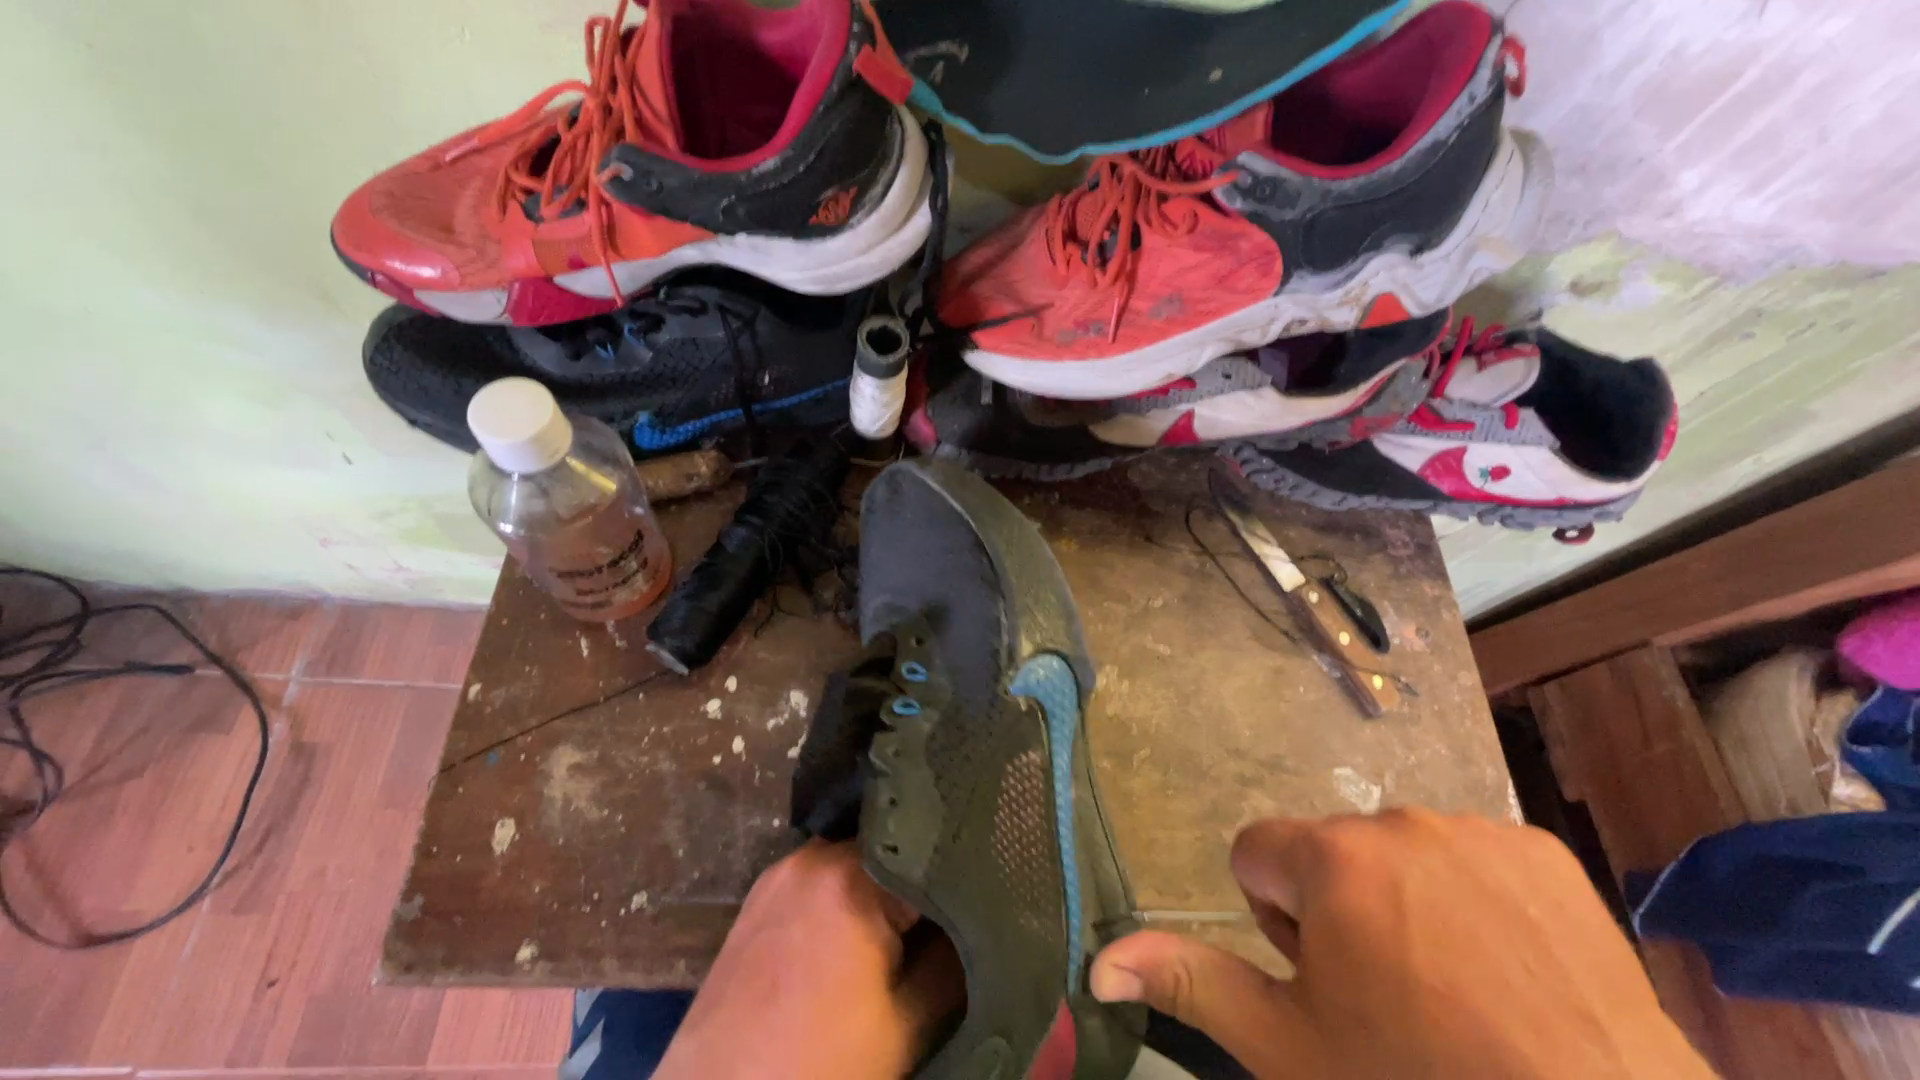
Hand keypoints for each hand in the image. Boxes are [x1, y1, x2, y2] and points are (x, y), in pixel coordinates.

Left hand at [657, 840, 960, 1078]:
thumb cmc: (821, 1060)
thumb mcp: (907, 1024)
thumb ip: (953, 964)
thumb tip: (981, 921)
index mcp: (851, 872)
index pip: (933, 852)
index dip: (964, 881)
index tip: (986, 901)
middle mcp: (812, 855)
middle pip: (892, 854)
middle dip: (923, 887)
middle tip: (952, 925)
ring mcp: (778, 875)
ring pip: (856, 868)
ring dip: (886, 895)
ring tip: (911, 937)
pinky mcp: (758, 900)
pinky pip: (822, 885)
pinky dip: (848, 904)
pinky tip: (862, 944)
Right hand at [1091, 810, 1715, 1078]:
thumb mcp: (1287, 1047)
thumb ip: (1191, 982)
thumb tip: (1099, 959)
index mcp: (1330, 857)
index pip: (1254, 852)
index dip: (1274, 920)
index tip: (1322, 982)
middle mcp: (1399, 819)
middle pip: (1329, 852)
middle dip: (1337, 910)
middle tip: (1388, 998)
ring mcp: (1479, 830)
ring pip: (1399, 854)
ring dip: (1402, 904)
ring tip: (1452, 991)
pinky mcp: (1545, 850)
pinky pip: (1472, 857)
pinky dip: (1471, 901)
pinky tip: (1507, 972)